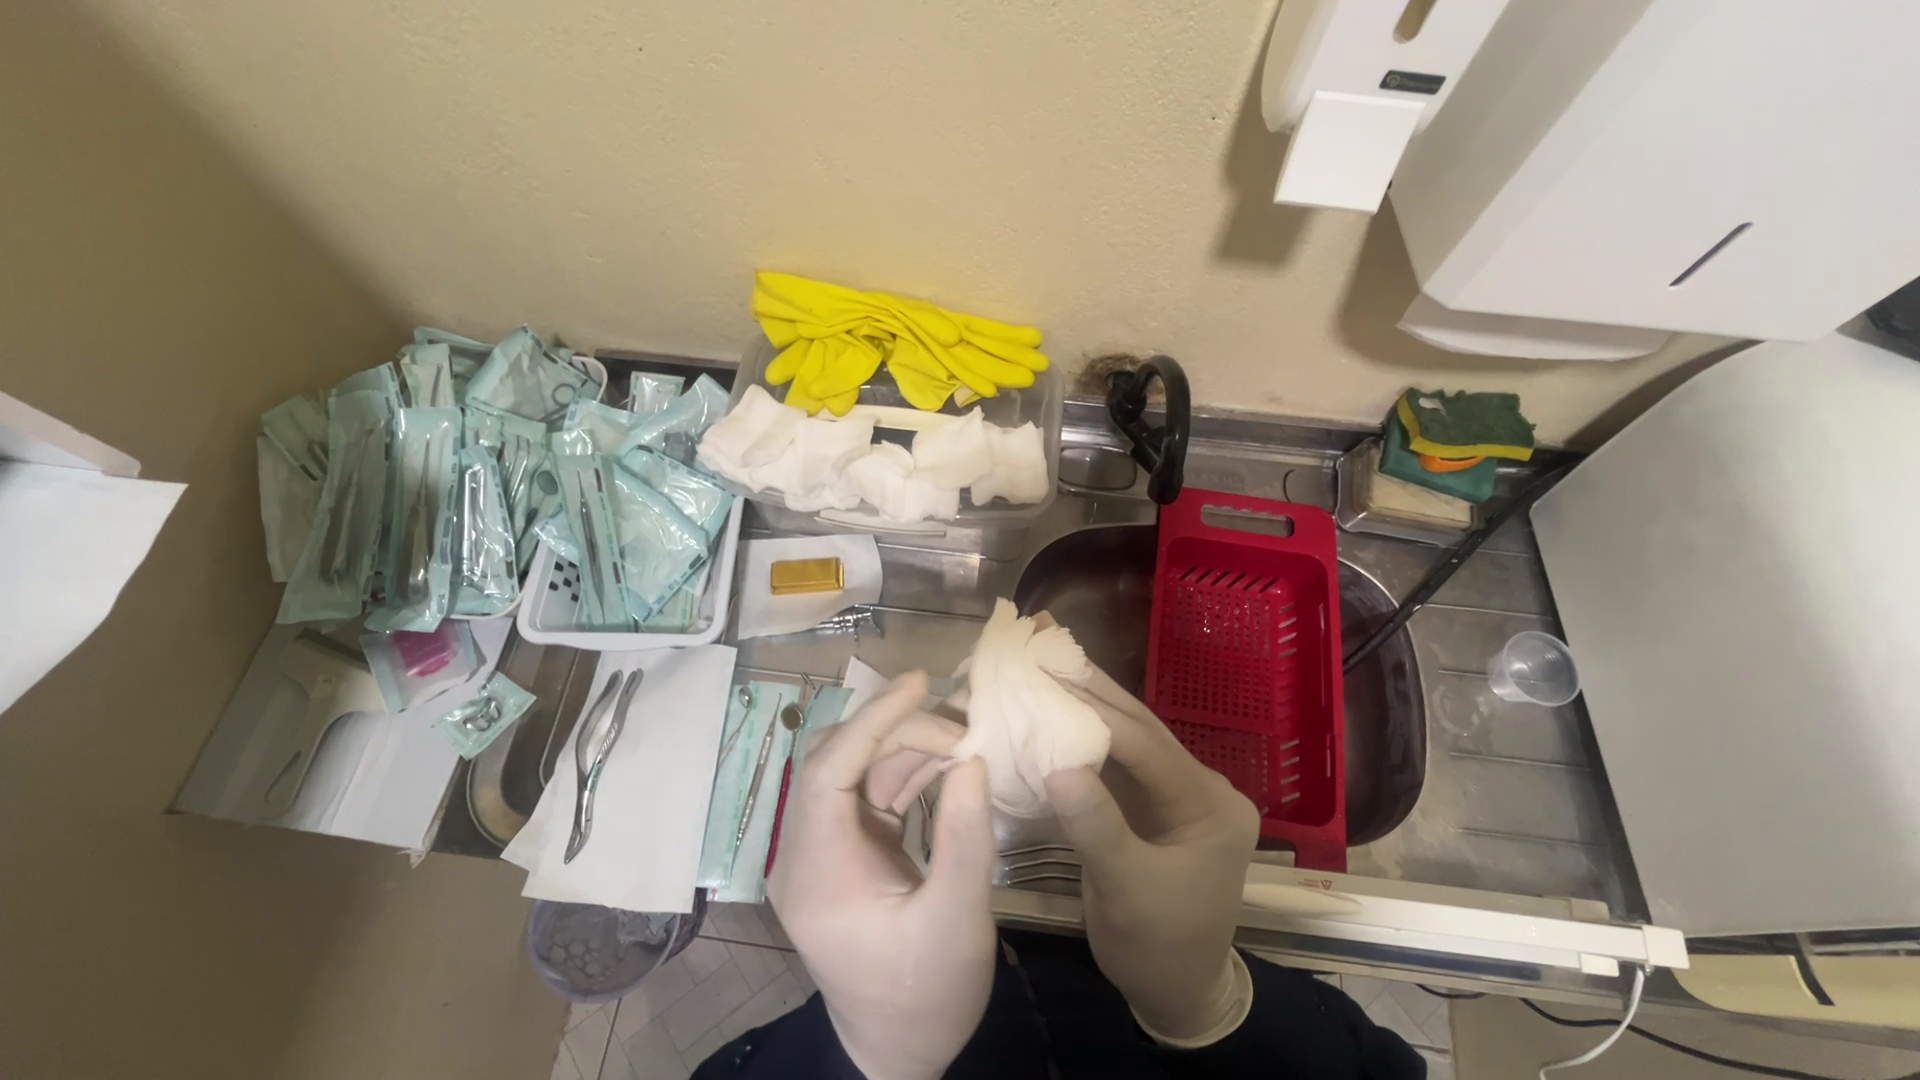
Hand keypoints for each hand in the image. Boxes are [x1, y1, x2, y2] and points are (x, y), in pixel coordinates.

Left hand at [768, 671, 997, 1079]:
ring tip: (965, 736)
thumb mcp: (957, 922)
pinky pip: (870, 793)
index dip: (872, 720)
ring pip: (855, 769)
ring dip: (907, 747)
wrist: (896, 1051)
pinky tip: (950, 765)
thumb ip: (968, 838)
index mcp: (817, 872)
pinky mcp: (846, 851)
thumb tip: (974, 758)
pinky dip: (908, 773)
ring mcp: (824, 850)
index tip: (919, 684)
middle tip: (962, 728)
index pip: (827, 769)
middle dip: (897, 731)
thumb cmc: (925, 995)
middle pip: (837, 759)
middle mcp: (806, 851)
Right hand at [1044, 669, 1260, 1042]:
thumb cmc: (1158, 944)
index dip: (1096, 709)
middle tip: (1045, 648)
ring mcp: (1173, 794)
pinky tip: (1051, 715)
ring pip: (1126, 739)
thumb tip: (1057, 764)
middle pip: (1141, 729)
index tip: (1046, 677)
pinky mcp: (1148, 805)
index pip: (1149, 745)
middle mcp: (1199, 788)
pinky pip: (1114, 763)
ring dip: (1086, 706)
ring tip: (1044, 668)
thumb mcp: (1128, 891)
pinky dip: (1082, 740)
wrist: (1173, 990)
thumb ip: (1098, 827)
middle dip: (1093, 690)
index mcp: (1211, 805)